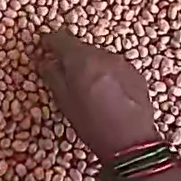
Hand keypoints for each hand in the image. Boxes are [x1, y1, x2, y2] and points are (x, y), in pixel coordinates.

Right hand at [37, 29, 162, 161]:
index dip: (49, 41)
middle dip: (71, 58)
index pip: (60, 38)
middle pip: (81, 48)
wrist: (132, 142)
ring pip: (99, 58)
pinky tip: (106, 94)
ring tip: (87, 89)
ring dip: (90, 67)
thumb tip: (44, 62)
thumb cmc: (91, 123)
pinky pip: (114, 68)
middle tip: (64, 75)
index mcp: (81, 59)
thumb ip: (53, 75)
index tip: (43, 47)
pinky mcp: (136, 74)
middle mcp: (103, 54)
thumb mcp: (64, 101)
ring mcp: (122, 63)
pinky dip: (106, 75)